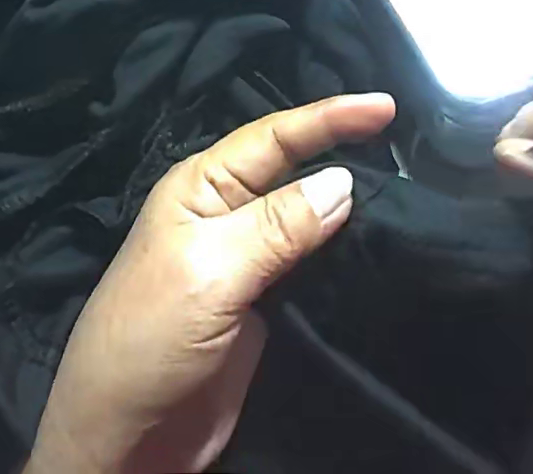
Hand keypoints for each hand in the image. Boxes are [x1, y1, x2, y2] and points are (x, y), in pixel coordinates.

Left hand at [23, 94, 396, 473]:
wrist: (127, 428)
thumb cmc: (151, 334)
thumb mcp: (209, 272)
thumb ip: (275, 228)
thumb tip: (342, 180)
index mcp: (201, 185)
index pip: (271, 138)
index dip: (327, 118)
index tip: (385, 105)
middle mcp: (224, 209)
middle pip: (290, 166)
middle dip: (339, 143)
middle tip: (402, 131)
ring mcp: (245, 255)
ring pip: (304, 211)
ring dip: (347, 195)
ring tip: (406, 176)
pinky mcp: (263, 299)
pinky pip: (310, 260)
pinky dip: (344, 247)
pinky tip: (379, 240)